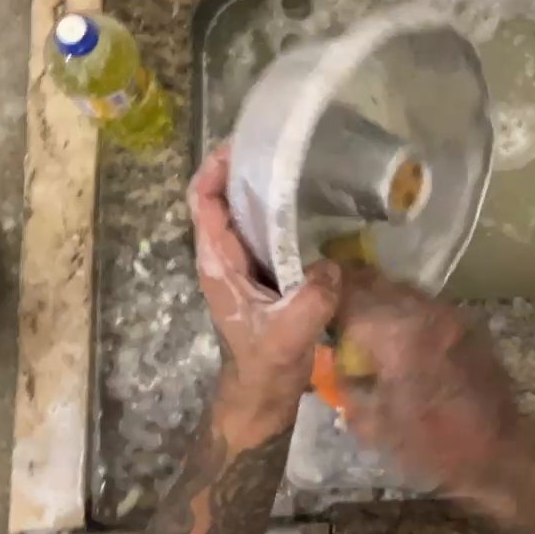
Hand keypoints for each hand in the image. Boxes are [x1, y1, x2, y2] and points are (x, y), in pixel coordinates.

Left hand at [188, 144, 341, 438]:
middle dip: (238, 167)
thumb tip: (332, 265)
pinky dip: (275, 207)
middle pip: (219, 198)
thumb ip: (310, 299)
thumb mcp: (290, 333)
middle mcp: (223, 255)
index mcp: (217, 263)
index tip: (238, 145)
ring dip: (257, 184)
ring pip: (240, 211)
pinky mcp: (260, 269)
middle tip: (275, 143)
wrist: (263, 390)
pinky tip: (305, 197)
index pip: (202, 203)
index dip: (212, 170)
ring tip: (291, 159)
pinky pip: (262, 227)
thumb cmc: (266, 363)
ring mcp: (241, 261)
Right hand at [333, 268, 522, 494]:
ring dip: (376, 293)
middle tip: (328, 297)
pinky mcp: (464, 321)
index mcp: (394, 334)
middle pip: (374, 280)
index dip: (324, 290)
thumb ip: (346, 384)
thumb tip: (332, 359)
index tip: (306, 292)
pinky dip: (402, 306)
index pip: (348, 294)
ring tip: (359, 310)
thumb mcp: (373, 425)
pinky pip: (423, 302)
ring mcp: (447, 313)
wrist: (499, 451)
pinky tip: (395, 328)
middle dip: (348, 285)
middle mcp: (421, 312)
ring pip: (400, 287)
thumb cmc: (432, 445)